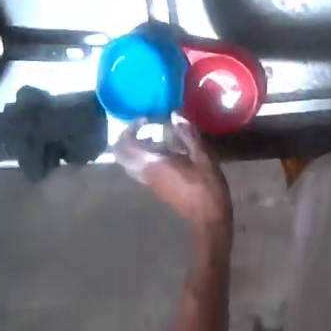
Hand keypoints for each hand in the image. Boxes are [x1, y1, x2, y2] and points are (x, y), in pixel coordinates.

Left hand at [115, 115, 232, 236]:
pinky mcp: (156, 187)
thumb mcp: (202, 156)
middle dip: (128, 137)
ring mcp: (149, 182)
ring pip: (129, 162)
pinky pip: (140, 168)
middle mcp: (145, 173)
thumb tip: (175, 113)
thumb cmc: (207, 186)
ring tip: (157, 135)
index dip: (131, 128)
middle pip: (122, 154)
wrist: (208, 217)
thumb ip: (187, 134)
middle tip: (144, 126)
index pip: (126, 144)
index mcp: (153, 164)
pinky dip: (145, 156)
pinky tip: (166, 150)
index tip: (146, 118)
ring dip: (136, 146)